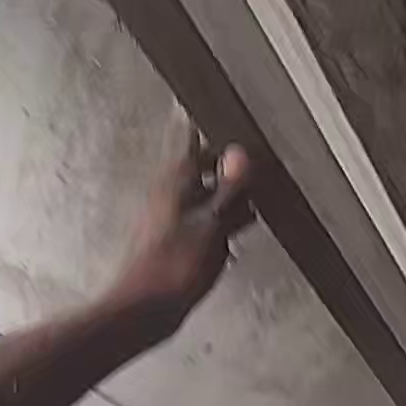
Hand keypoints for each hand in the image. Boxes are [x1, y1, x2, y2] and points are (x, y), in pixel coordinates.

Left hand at [104, 119, 252, 329]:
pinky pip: (204, 216)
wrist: (143, 310)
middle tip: (262, 154)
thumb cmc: (174, 267)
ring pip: (206, 189)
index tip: (230, 95)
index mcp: (175, 178)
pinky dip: (223, 217)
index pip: (190, 129)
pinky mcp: (176, 239)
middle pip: (203, 160)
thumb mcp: (212, 225)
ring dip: (231, 190)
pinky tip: (241, 228)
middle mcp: (170, 191)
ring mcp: (172, 215)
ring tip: (261, 191)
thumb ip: (229, 188)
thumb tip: (240, 151)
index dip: (207, 111)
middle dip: (231, 157)